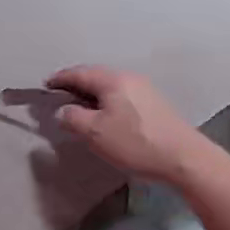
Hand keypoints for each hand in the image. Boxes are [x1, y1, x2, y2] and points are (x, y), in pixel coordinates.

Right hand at [48, 64, 211, 183]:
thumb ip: (73, 119)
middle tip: (60, 96)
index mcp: (112, 79)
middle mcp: (128, 77)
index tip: (46, 85)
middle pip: (95, 76)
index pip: (79, 72)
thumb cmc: (135, 142)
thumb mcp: (96, 133)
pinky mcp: (154, 103)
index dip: (60, 78)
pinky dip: (107, 100)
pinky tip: (106, 115)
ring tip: (80, 107)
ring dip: (92, 94)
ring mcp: (144, 88)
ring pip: (109, 85)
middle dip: (76, 84)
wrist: (184, 158)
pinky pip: (121, 94)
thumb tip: (63, 111)